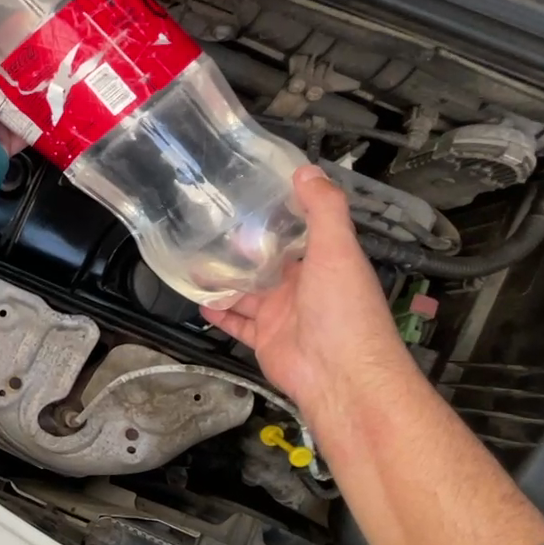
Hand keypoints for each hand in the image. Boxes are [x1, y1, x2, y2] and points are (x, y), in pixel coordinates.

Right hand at [199, 166, 418, 420]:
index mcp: (324, 264)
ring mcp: (282, 315)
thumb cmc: (346, 313)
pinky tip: (203, 303)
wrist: (338, 373)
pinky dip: (220, 314)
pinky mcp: (264, 339)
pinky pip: (237, 324)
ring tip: (197, 267)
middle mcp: (303, 289)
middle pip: (265, 266)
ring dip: (224, 283)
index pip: (297, 236)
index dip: (274, 220)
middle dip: (240, 254)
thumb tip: (308, 171)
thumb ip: (323, 209)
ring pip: (247, 294)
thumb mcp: (337, 250)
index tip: (247, 203)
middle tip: (209, 236)